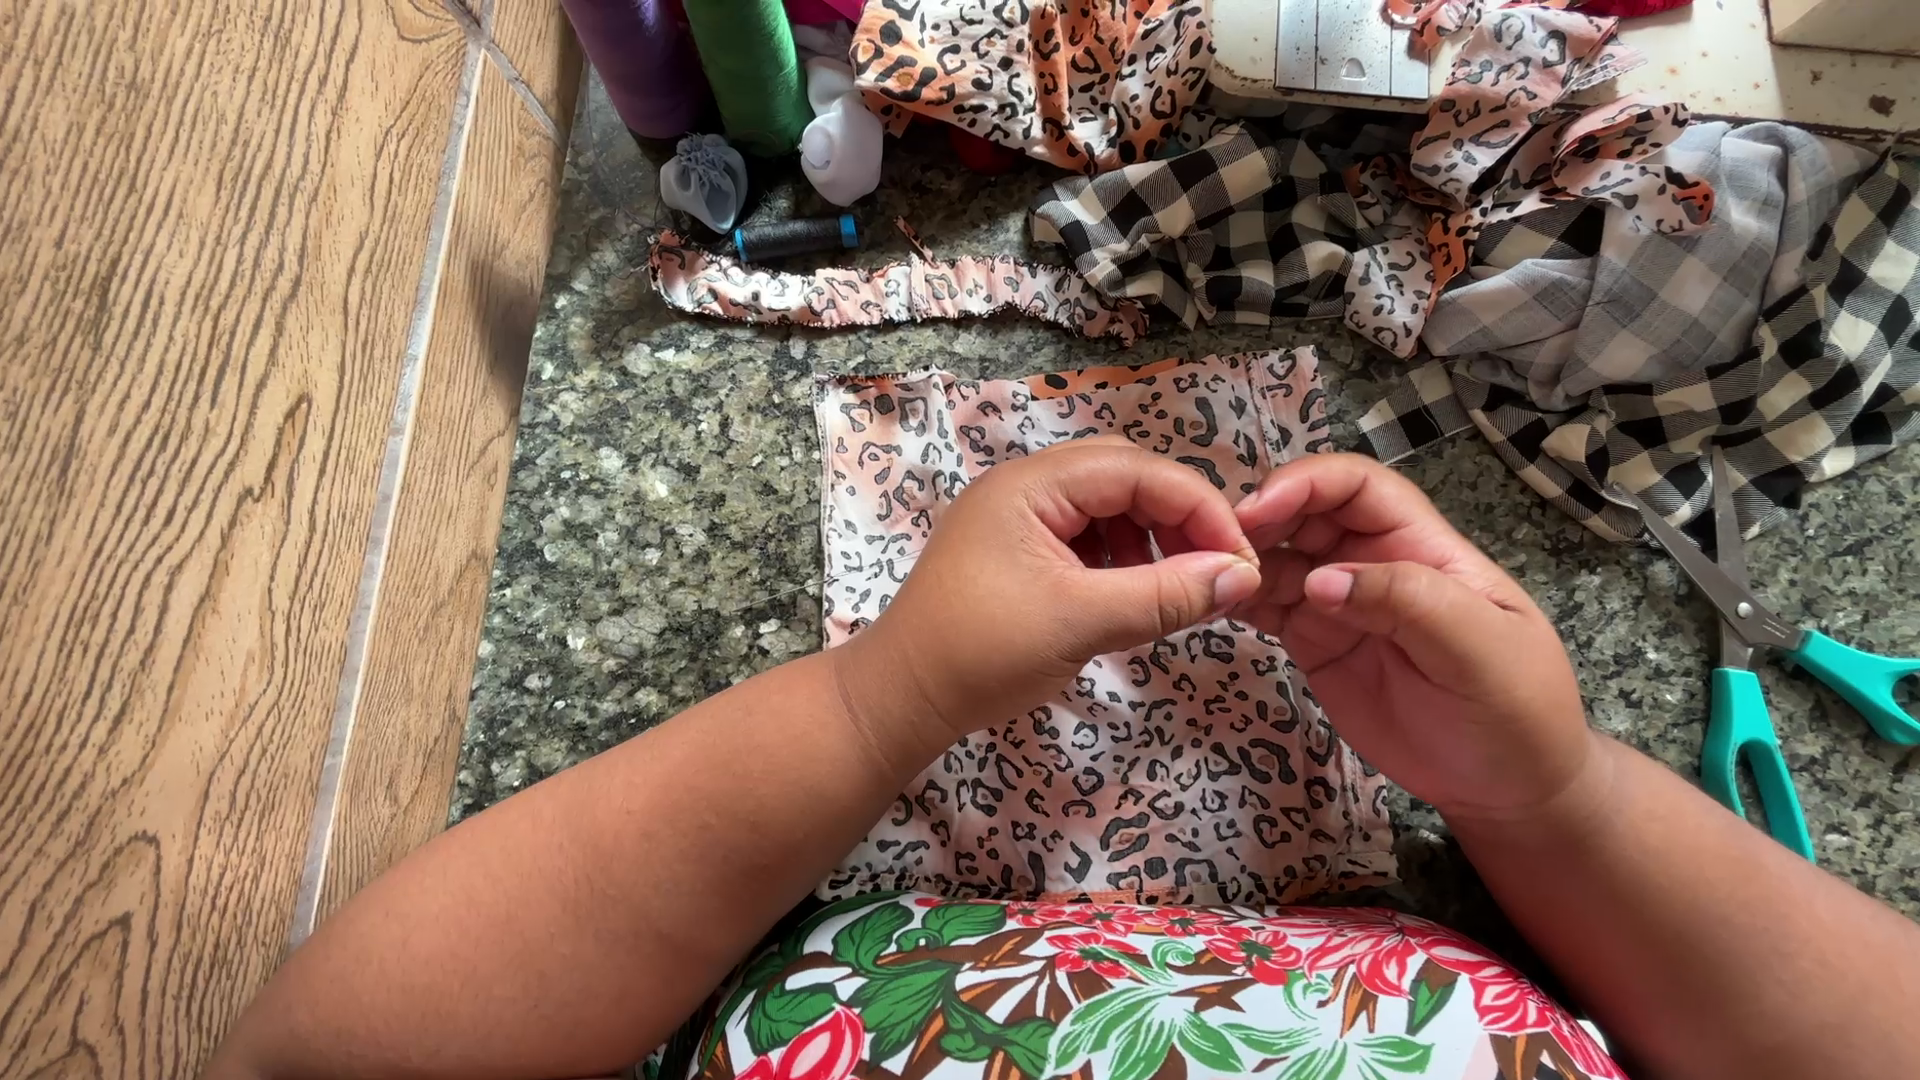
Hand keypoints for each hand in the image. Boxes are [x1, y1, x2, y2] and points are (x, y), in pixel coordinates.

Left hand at [835, 436, 1264, 762]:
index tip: (1241, 559)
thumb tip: (1242, 576)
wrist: (903, 697)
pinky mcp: (1018, 552)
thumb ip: (1163, 594)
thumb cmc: (980, 653)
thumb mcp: (1079, 622)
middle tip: (1210, 569)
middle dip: (1174, 518)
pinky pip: (1084, 539)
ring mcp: (1018, 518)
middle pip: (1123, 477)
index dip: (1198, 507)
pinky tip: (1130, 595)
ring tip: (1171, 587)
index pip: (1136, 469)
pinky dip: (1118, 561)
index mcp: (1031, 484)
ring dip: (1148, 539)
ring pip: (1105, 508)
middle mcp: (1025, 487)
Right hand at [1229, 453, 1594, 822]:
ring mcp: (1334, 601)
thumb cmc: (1511, 708)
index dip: (1305, 483)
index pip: (1356, 487)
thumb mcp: (1479, 650)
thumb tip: (1316, 581)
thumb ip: (1405, 603)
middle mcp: (1368, 561)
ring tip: (1201, 581)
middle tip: (1214, 550)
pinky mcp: (1308, 637)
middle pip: (1302, 514)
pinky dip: (1231, 599)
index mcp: (1418, 546)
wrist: (1499, 784)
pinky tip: (1205, 606)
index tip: (1259, 511)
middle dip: (1258, 520)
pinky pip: (1262, 605)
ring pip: (1272, 558)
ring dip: (1236, 561)